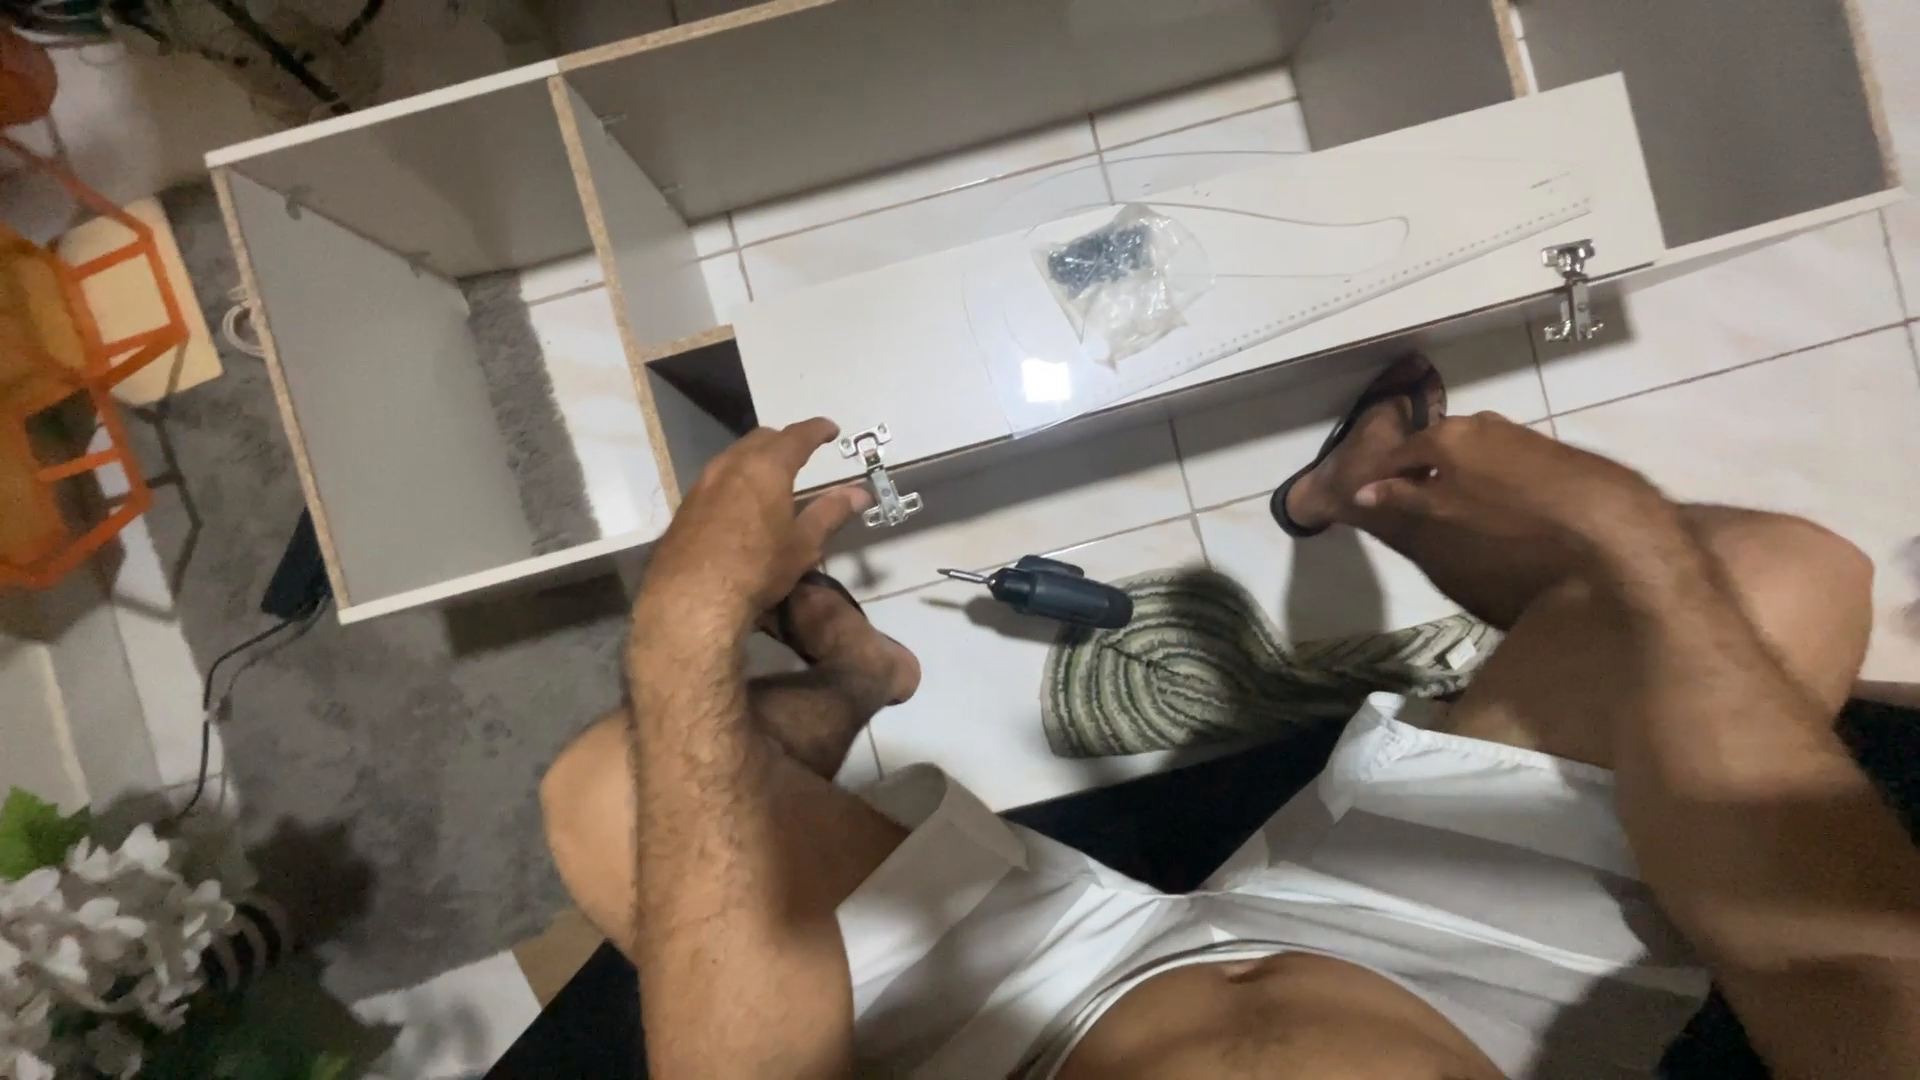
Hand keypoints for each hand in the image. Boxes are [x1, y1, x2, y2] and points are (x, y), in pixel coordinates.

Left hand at [635, 417, 870, 638]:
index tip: (830, 429)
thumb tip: (860, 493)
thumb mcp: (804, 543)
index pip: (797, 436)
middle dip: (785, 440)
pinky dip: (738, 477)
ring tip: (773, 476)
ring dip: (757, 458)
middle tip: (802, 452)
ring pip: (735, 456)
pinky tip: (744, 502)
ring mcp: (704, 482)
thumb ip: (831, 512)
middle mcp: (732, 464)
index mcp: (766, 467)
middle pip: (762, 439)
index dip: (817, 430)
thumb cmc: (758, 567)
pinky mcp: (688, 504)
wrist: (692, 597)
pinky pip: (719, 477)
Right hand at [1352, 412, 1677, 570]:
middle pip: (1429, 442)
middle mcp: (1471, 421)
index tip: (1371, 493)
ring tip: (1442, 492)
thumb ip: (1401, 496)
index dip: (1381, 474)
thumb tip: (1362, 492)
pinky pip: (1485, 448)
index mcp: (1443, 434)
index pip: (1397, 452)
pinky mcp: (1530, 439)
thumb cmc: (1504, 508)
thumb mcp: (1444, 507)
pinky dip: (1471, 465)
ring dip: (1445, 465)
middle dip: (1413, 465)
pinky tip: (1479, 487)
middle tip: (1405, 493)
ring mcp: (1504, 427)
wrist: (1590, 507)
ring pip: (1459, 444)